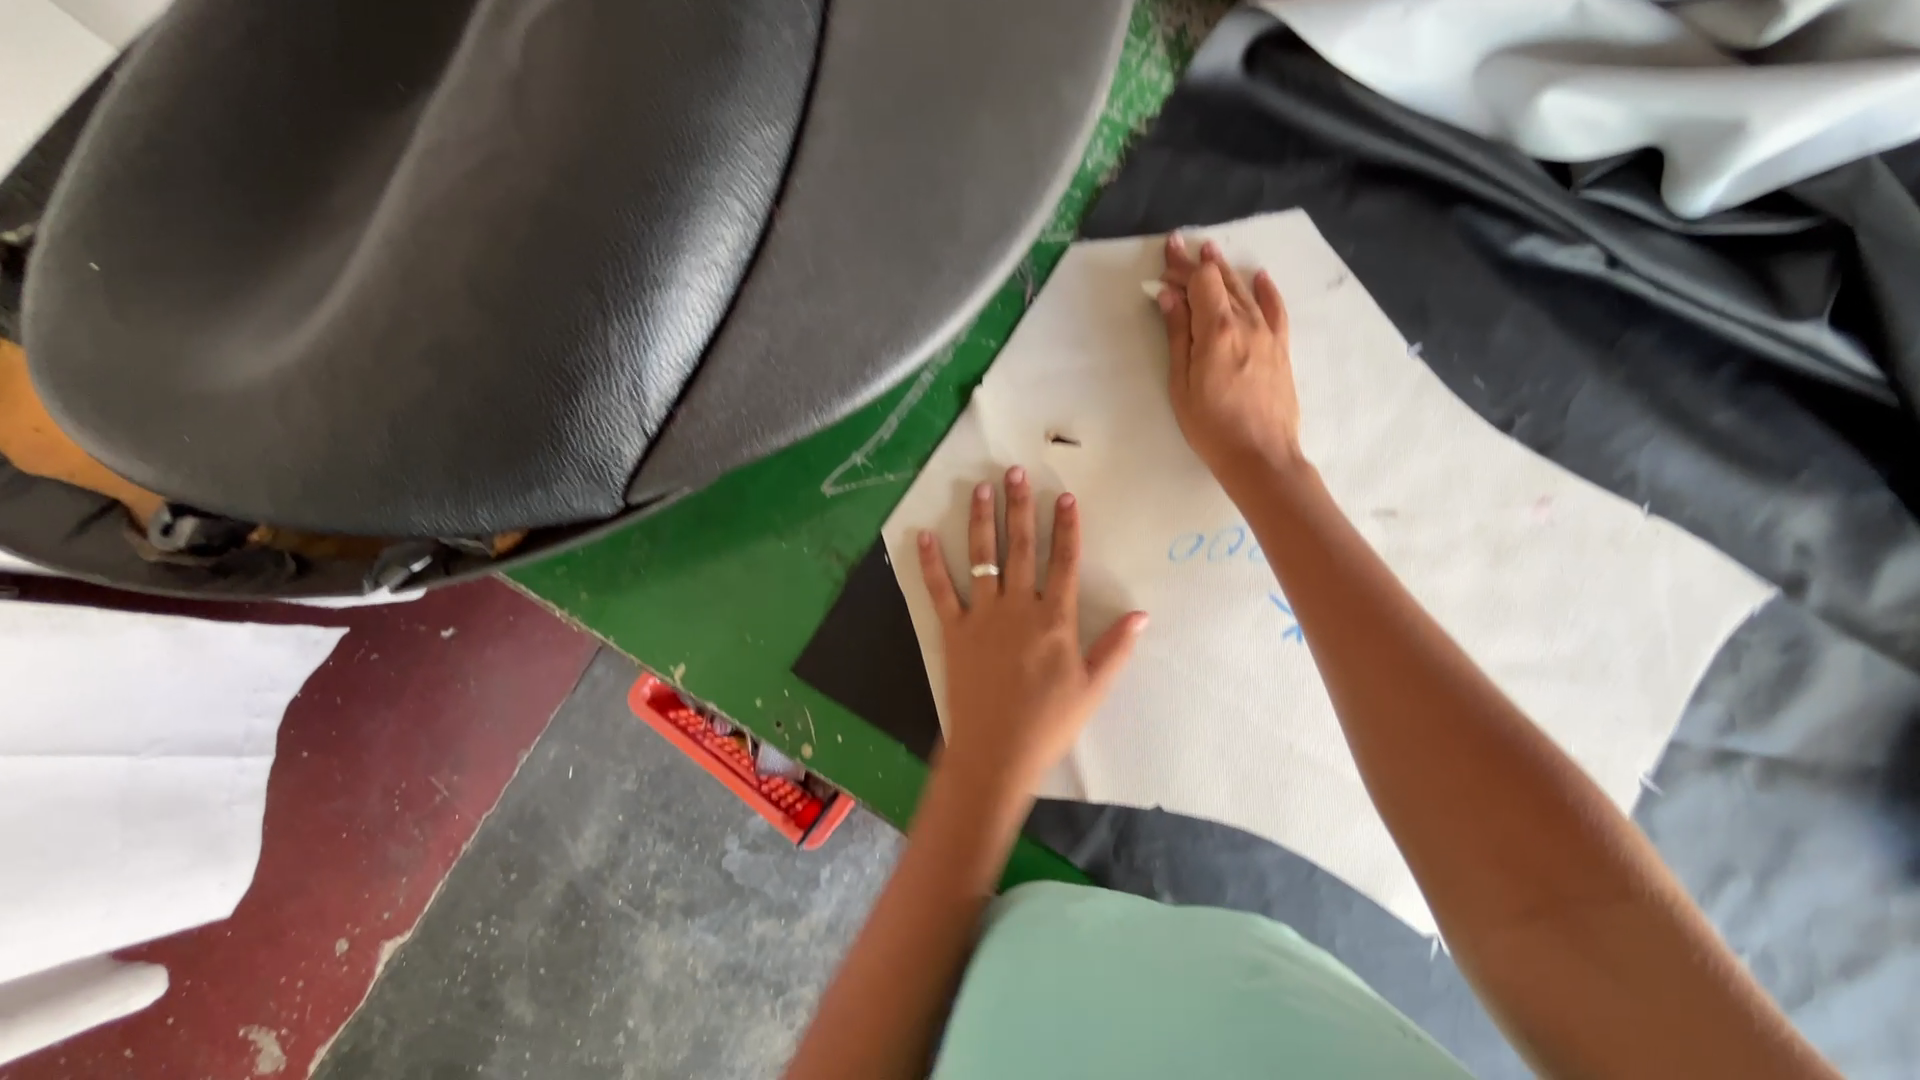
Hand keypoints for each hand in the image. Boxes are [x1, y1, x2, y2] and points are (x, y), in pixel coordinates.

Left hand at [915, 466, 1146, 792]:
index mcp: (1055, 620)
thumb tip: (1142, 614)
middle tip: (1015, 472)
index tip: (1064, 496)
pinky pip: (940, 590)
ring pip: (982, 559)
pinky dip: (930, 562)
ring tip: (980, 488)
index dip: (1066, 527)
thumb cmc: (1048, 724)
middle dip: (1020, 507)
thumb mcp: (1092, 689)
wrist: (995, 751)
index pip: (1064, 562)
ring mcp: (982, 617)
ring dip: (980, 521)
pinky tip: (922, 534)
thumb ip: (1116, 649)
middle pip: (1020, 548)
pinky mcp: (953, 631)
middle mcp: (1018, 608)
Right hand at [1156, 233, 1303, 480]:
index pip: (1200, 282)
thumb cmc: (1211, 426)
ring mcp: (1268, 335)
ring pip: (1245, 292)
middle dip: (1199, 264)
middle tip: (1181, 249)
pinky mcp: (1281, 349)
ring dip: (1226, 272)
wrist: (1260, 456)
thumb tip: (1170, 296)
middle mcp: (1246, 323)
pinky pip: (1275, 309)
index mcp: (1217, 330)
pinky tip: (1260, 277)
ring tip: (1212, 254)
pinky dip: (1266, 290)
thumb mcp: (1182, 383)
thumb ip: (1178, 336)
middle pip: (1221, 283)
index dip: (1183, 264)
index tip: (1169, 247)